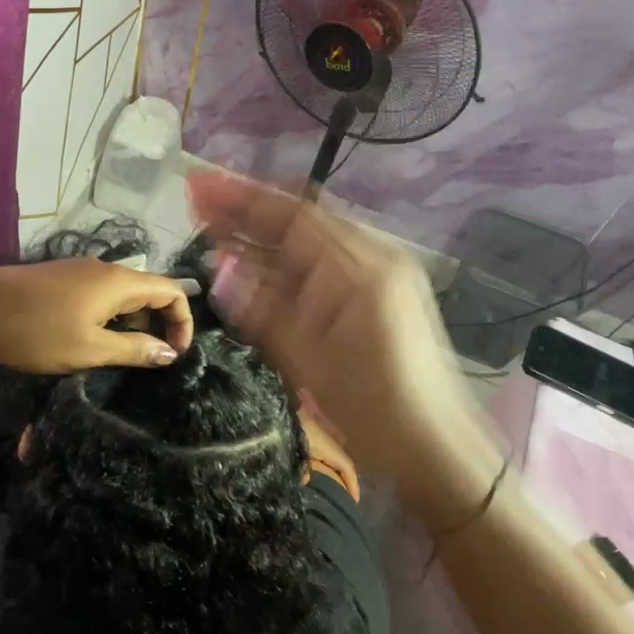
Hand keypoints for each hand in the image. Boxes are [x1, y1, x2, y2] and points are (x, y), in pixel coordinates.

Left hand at [0, 259, 194, 373]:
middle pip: (148, 290)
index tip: (176, 355)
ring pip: (121, 295)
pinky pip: (99, 296)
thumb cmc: (37, 331)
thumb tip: (170, 353)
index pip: (172, 289)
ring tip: (121, 357)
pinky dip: (109, 318)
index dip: (183, 321)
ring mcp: (79, 272)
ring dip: (132, 324)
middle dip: (158, 324)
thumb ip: (134, 350)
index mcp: (118, 282)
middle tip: (150, 361)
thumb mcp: (90, 349)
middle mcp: (104, 269)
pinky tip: (91, 342)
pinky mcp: (59, 280)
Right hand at [188, 172, 500, 528]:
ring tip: (214, 228)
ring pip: (311, 238)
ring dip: (263, 233)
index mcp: (360, 268)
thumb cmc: (374, 410)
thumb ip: (262, 308)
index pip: (290, 214)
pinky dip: (287, 258)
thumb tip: (218, 268)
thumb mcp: (308, 361)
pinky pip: (325, 260)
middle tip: (196, 202)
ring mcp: (381, 272)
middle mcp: (375, 256)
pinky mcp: (380, 291)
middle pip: (300, 218)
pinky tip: (255, 263)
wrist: (437, 447)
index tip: (197, 186)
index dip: (239, 197)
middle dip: (246, 209)